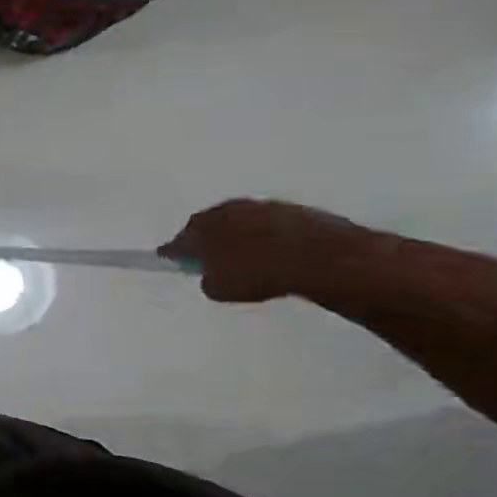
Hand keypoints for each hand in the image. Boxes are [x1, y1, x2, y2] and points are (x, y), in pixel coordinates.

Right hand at [160, 199, 374, 302]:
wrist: (323, 259)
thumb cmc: (260, 275)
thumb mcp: (220, 290)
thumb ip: (207, 279)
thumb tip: (212, 273)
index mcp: (200, 230)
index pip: (175, 244)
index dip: (174, 255)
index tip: (175, 263)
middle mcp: (224, 211)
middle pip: (205, 226)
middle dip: (205, 241)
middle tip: (212, 262)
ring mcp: (259, 206)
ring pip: (236, 222)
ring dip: (236, 235)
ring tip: (249, 259)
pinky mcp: (290, 208)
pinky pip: (265, 222)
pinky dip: (264, 234)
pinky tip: (275, 253)